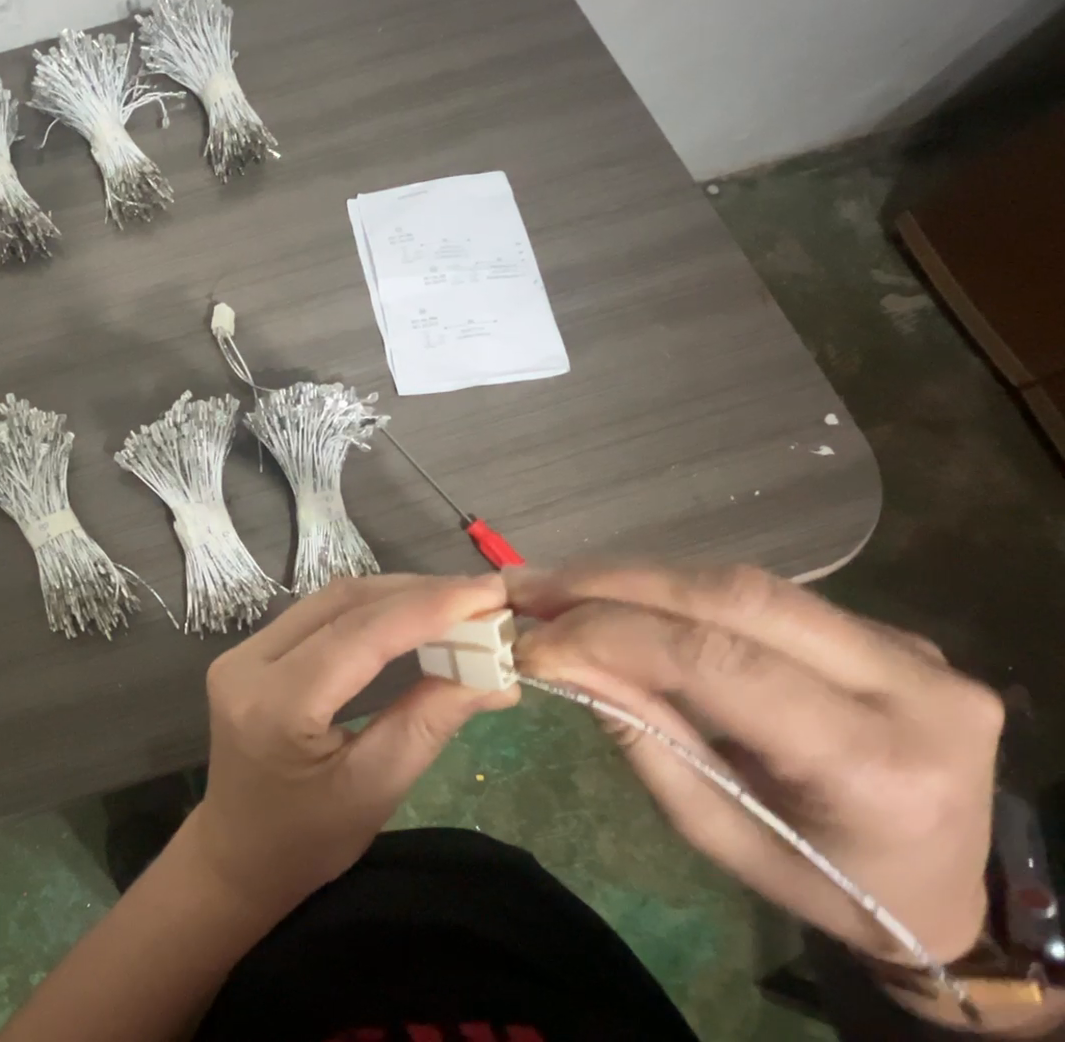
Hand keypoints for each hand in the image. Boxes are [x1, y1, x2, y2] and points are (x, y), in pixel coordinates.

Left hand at [184, 574, 519, 914]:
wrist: (237, 853)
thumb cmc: (306, 839)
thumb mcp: (375, 789)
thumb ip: (428, 723)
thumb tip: (496, 675)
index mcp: (274, 706)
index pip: (357, 636)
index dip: (427, 608)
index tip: (491, 594)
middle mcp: (245, 664)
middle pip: (340, 605)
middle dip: (416, 594)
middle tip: (485, 599)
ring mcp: (240, 653)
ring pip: (328, 602)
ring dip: (394, 597)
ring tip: (459, 604)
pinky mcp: (248, 654)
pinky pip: (315, 617)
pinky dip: (368, 612)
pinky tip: (411, 617)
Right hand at [509, 564, 1002, 964]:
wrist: (941, 887)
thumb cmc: (818, 879)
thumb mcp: (715, 829)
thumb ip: (643, 735)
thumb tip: (557, 659)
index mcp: (876, 764)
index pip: (720, 663)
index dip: (611, 637)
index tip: (529, 641)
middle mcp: (913, 688)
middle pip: (736, 599)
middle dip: (613, 586)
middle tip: (526, 590)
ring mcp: (911, 649)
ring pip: (746, 584)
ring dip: (634, 579)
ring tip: (552, 588)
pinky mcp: (888, 631)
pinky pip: (761, 595)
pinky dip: (672, 591)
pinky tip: (615, 598)